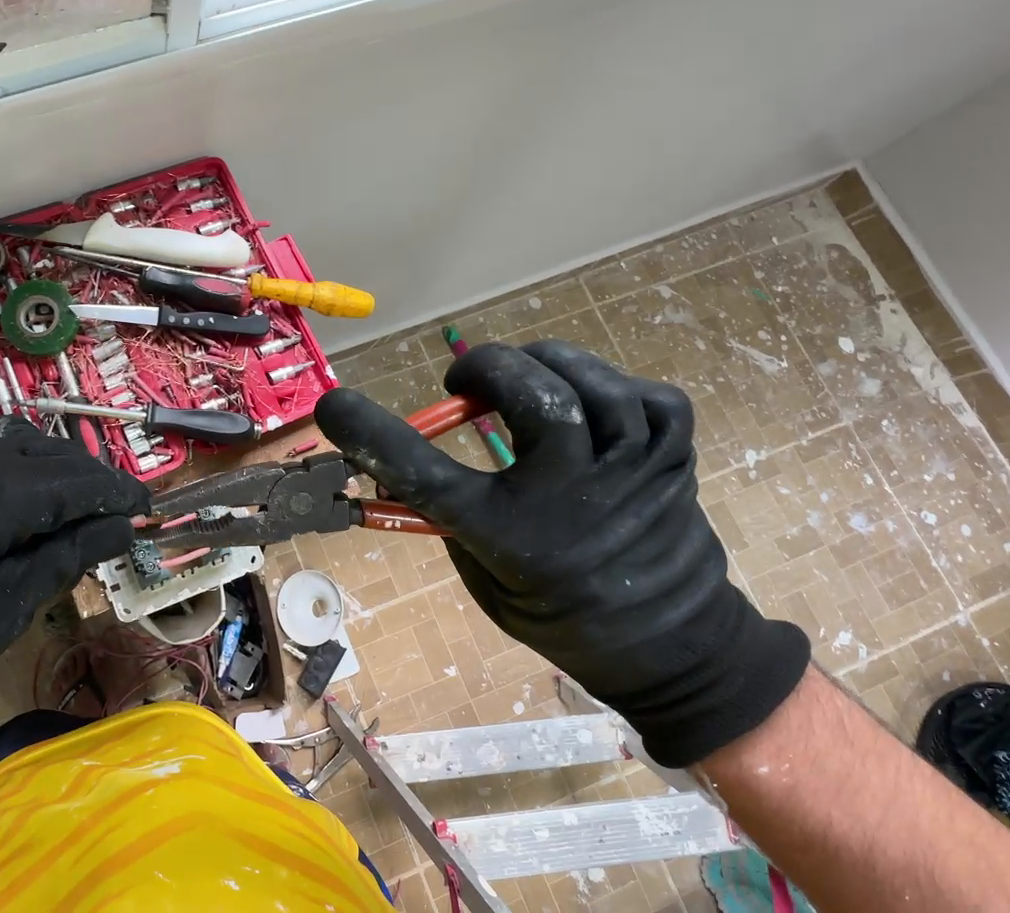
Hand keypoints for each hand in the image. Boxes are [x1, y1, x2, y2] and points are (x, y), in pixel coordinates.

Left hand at [0, 415, 149, 845]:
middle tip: (114, 516)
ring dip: (44, 467)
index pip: (80, 483)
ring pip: (6, 442)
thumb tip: (118, 530)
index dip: (120, 497)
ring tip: (66, 503)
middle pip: (48, 455)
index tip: (151, 512)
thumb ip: (58, 560)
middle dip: (87, 482)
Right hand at [315, 341, 807, 766]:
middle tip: (464, 382)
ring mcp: (633, 471)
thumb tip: (402, 455)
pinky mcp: (676, 456)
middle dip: (484, 367)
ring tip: (524, 379)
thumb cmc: (551, 609)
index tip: (333, 405)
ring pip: (587, 379)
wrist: (668, 645)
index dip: (371, 433)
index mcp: (509, 535)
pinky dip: (608, 385)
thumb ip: (445, 509)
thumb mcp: (478, 570)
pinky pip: (643, 394)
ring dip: (542, 364)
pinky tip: (590, 403)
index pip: (423, 472)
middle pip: (531, 395)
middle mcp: (571, 496)